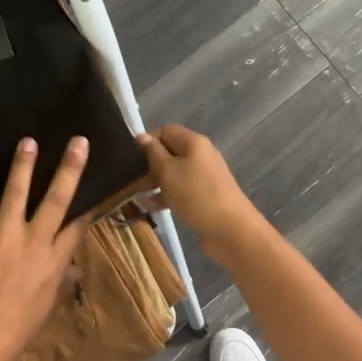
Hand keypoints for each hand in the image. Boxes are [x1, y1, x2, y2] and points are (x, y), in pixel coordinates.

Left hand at [0, 136, 90, 360]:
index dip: (89, 199)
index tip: (99, 177)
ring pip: (18, 194)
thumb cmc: (13, 334)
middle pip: (57, 199)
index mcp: (55, 264)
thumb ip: (59, 281)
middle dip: (69, 168)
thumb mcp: (45, 308)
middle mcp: (35, 245)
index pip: (78, 224)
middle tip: (78, 140)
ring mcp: (5, 240)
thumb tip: (73, 267)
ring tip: (28, 140)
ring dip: (24, 165)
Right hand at [136, 125, 267, 261]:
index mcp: (194, 142)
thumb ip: (153, 153)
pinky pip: (181, 190)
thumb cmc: (196, 195)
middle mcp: (200, 155)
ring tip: (135, 193)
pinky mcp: (204, 197)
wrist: (231, 230)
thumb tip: (142, 136)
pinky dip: (166, 195)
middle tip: (130, 178)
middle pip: (170, 152)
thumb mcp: (169, 171)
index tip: (132, 158)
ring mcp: (204, 177)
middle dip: (150, 164)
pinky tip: (150, 206)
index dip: (148, 140)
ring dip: (156, 181)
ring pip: (174, 173)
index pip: (166, 130)